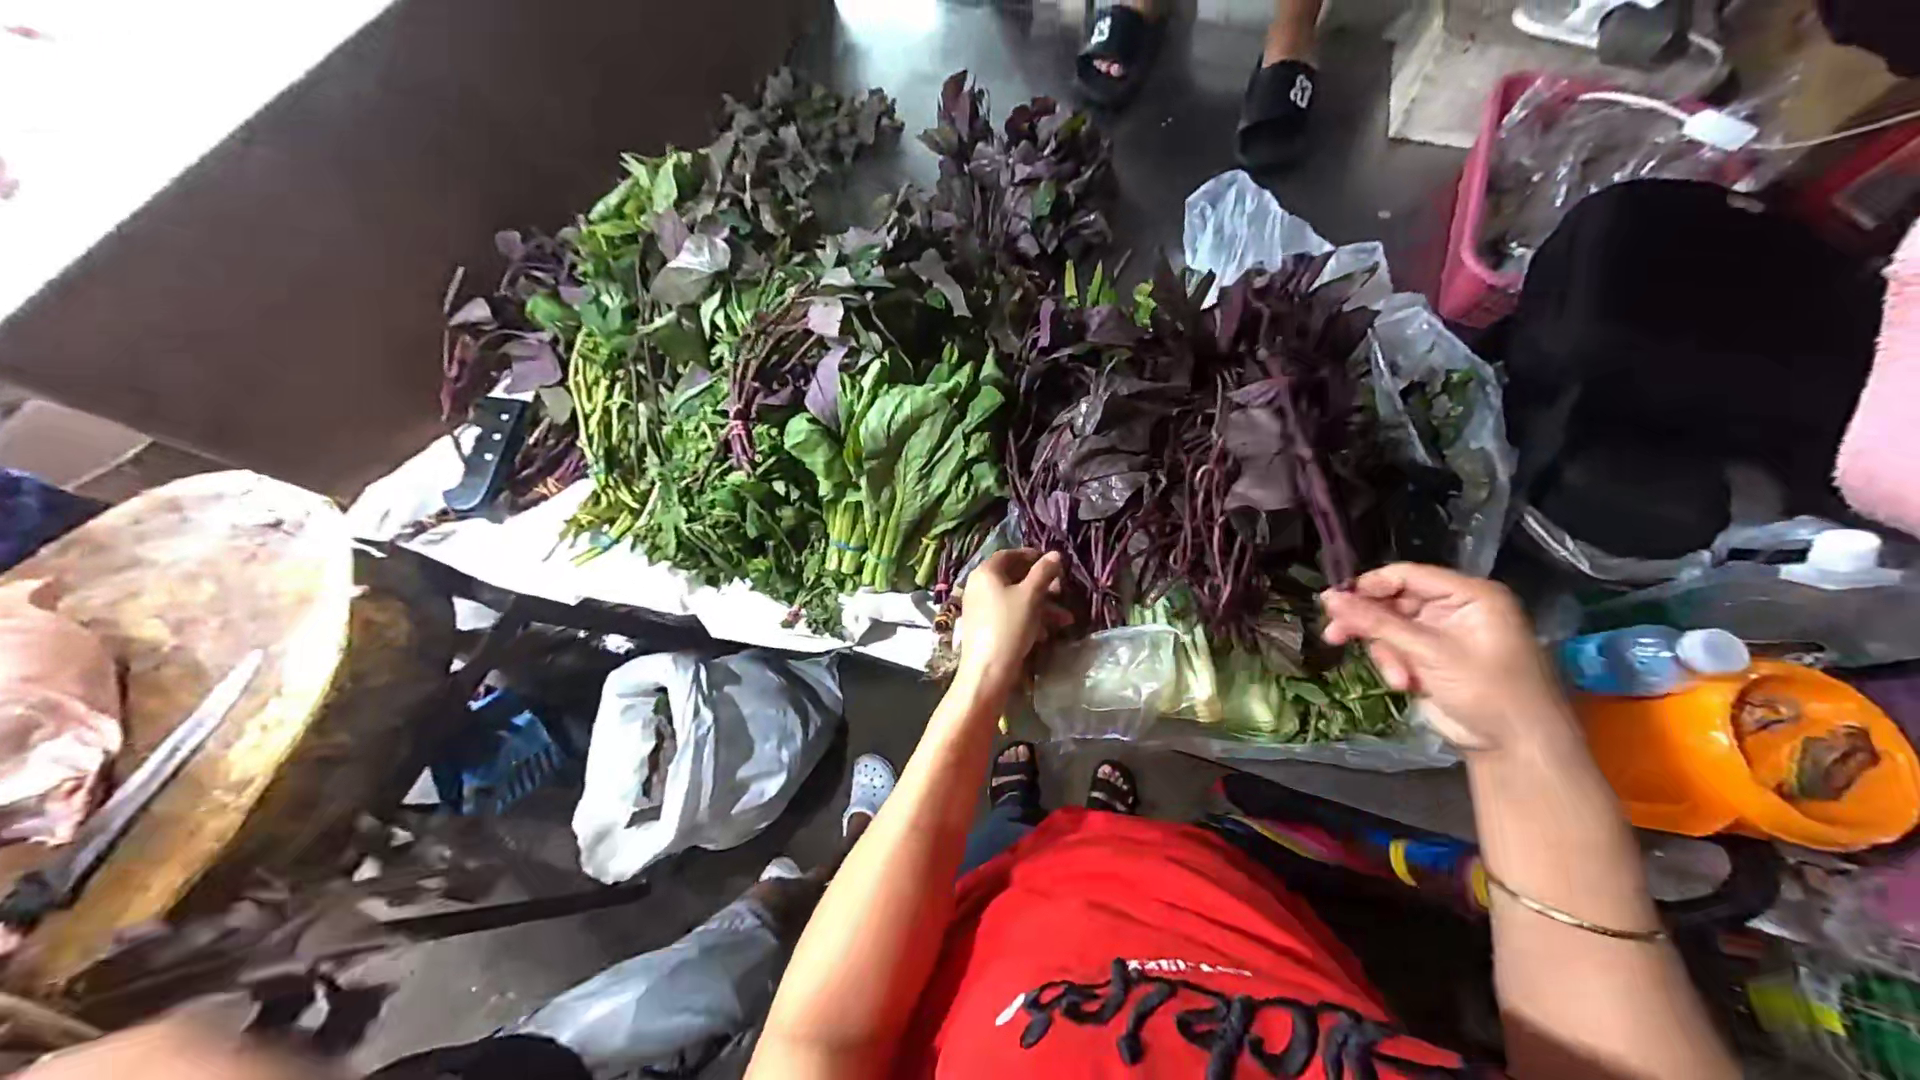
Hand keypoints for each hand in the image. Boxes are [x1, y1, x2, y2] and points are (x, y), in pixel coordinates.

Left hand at [955, 548, 1073, 695]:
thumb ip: (1044, 572)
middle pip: (1015, 578)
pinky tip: (1046, 633)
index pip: (1010, 554)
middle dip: (1043, 586)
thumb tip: (1055, 554)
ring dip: (1042, 606)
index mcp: (986, 573)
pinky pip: (1010, 615)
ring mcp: (981, 608)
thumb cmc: (1009, 626)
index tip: (1053, 563)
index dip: (1032, 556)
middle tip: (1061, 592)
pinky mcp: (986, 627)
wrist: (987, 671)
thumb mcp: (1031, 596)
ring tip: (1064, 619)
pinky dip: (1029, 619)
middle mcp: (979, 586)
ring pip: (1016, 599)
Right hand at [1320, 563, 1570, 752]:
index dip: (1369, 586)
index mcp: (1469, 596)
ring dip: (1386, 653)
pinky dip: (1394, 665)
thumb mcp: (1430, 652)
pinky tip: (1404, 684)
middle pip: (1393, 602)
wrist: (1516, 747)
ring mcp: (1441, 634)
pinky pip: (1396, 649)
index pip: (1407, 575)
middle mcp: (1454, 609)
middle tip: (1335, 635)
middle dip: (1369, 625)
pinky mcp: (1430, 657)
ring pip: (1389, 628)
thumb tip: (1328, 598)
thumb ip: (1377, 623)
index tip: (1334, 601)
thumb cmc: (1488, 690)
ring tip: (1396, 678)